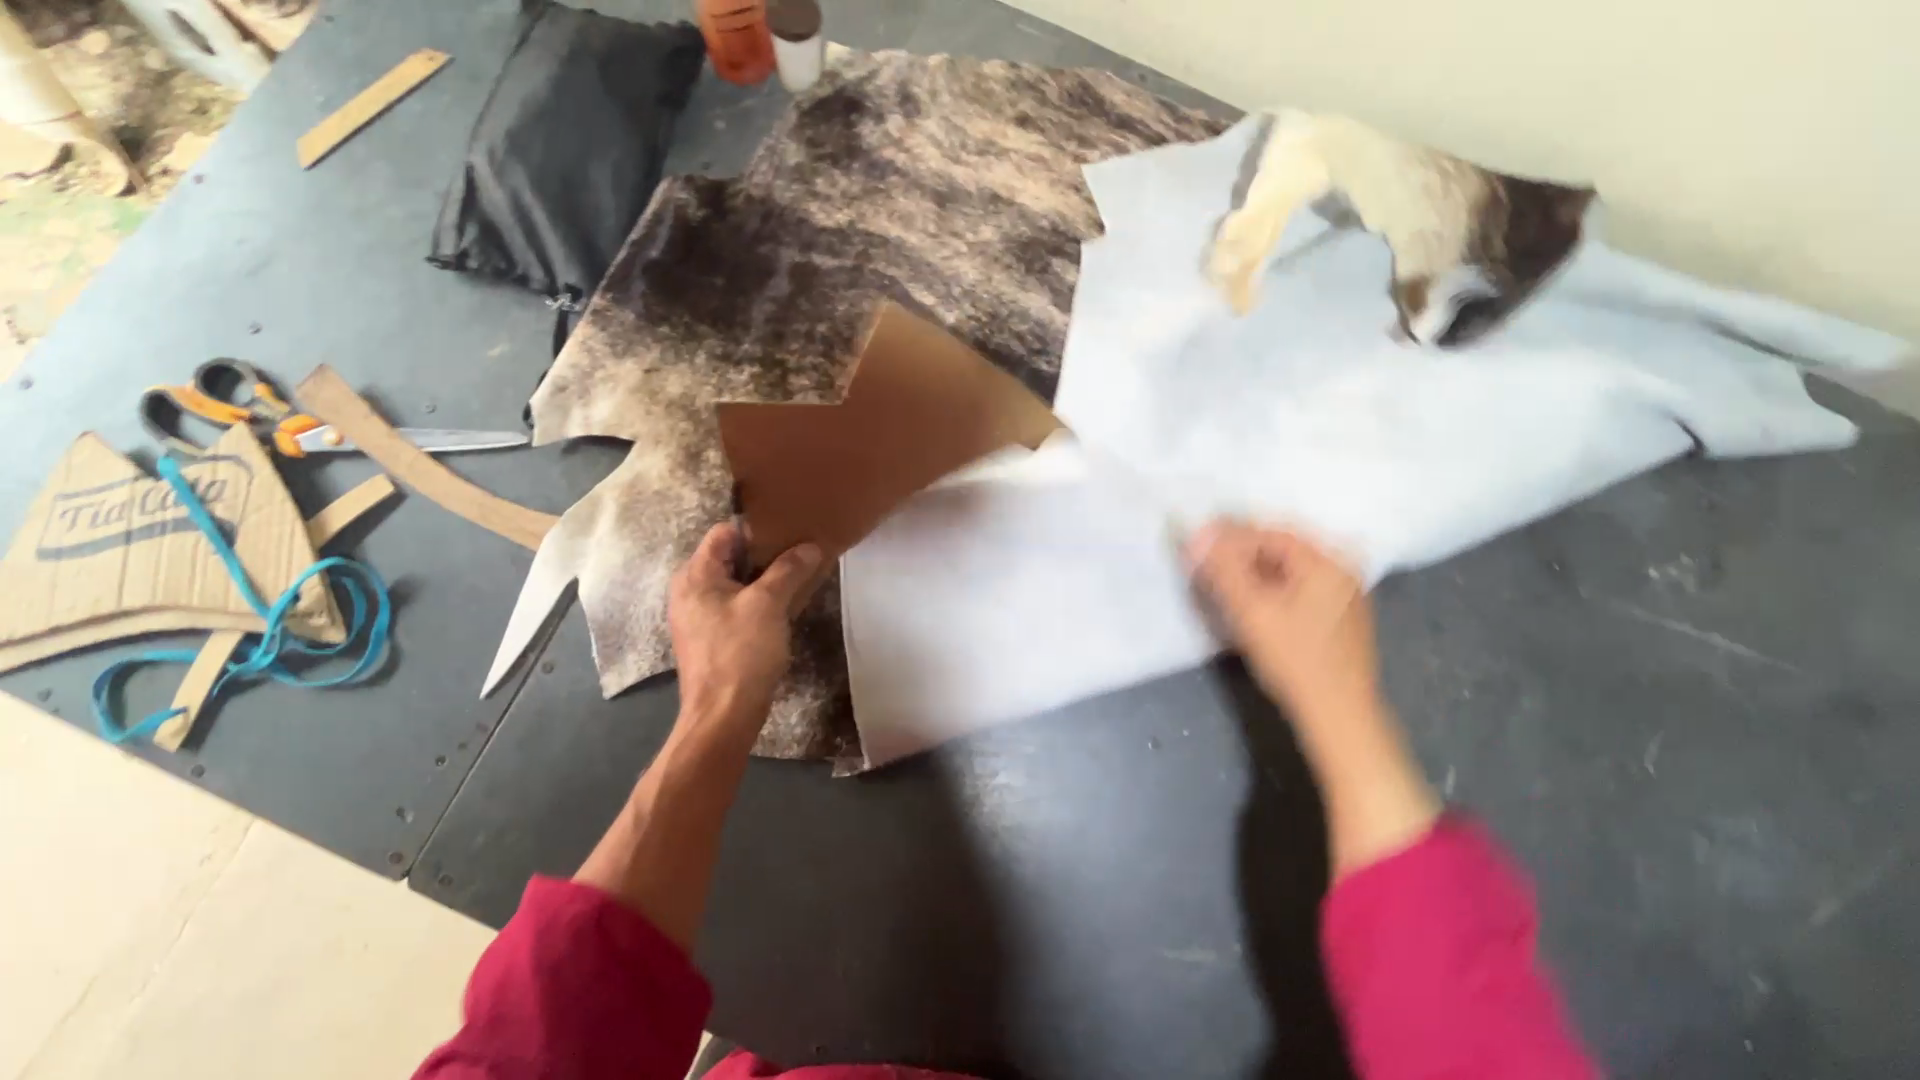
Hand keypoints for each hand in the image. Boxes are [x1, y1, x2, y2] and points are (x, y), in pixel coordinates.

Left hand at [669, 522, 821, 725]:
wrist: (723, 715)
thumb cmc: (740, 652)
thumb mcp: (768, 604)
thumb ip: (789, 570)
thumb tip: (810, 547)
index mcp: (695, 575)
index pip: (724, 532)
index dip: (757, 530)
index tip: (791, 534)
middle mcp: (689, 590)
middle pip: (729, 556)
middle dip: (764, 554)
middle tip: (800, 554)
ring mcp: (697, 615)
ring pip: (734, 583)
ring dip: (763, 580)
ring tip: (797, 578)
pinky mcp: (709, 637)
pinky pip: (734, 606)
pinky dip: (756, 601)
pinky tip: (782, 608)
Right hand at [1186, 521, 1378, 719]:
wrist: (1339, 715)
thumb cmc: (1295, 660)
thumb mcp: (1251, 611)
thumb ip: (1223, 569)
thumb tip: (1197, 534)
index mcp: (1327, 560)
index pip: (1269, 533)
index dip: (1229, 535)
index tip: (1196, 543)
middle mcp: (1342, 569)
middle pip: (1281, 549)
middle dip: (1240, 553)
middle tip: (1206, 563)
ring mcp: (1346, 594)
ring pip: (1289, 571)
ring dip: (1254, 572)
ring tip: (1223, 584)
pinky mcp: (1341, 618)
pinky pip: (1300, 589)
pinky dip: (1272, 589)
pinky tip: (1252, 605)